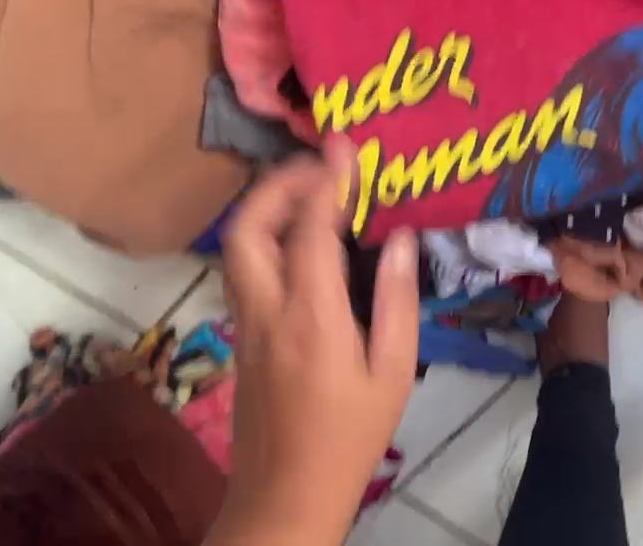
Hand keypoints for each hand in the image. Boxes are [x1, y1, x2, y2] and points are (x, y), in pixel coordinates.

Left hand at [209, 138, 419, 545]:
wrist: (285, 499)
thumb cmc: (351, 435)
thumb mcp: (394, 369)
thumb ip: (400, 297)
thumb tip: (405, 235)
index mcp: (311, 317)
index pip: (311, 230)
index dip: (326, 181)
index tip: (344, 144)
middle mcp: (267, 311)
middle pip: (248, 229)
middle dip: (277, 184)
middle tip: (317, 164)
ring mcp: (246, 324)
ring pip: (238, 247)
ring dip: (267, 206)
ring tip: (310, 189)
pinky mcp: (243, 337)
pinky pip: (246, 268)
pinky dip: (268, 234)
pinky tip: (302, 236)